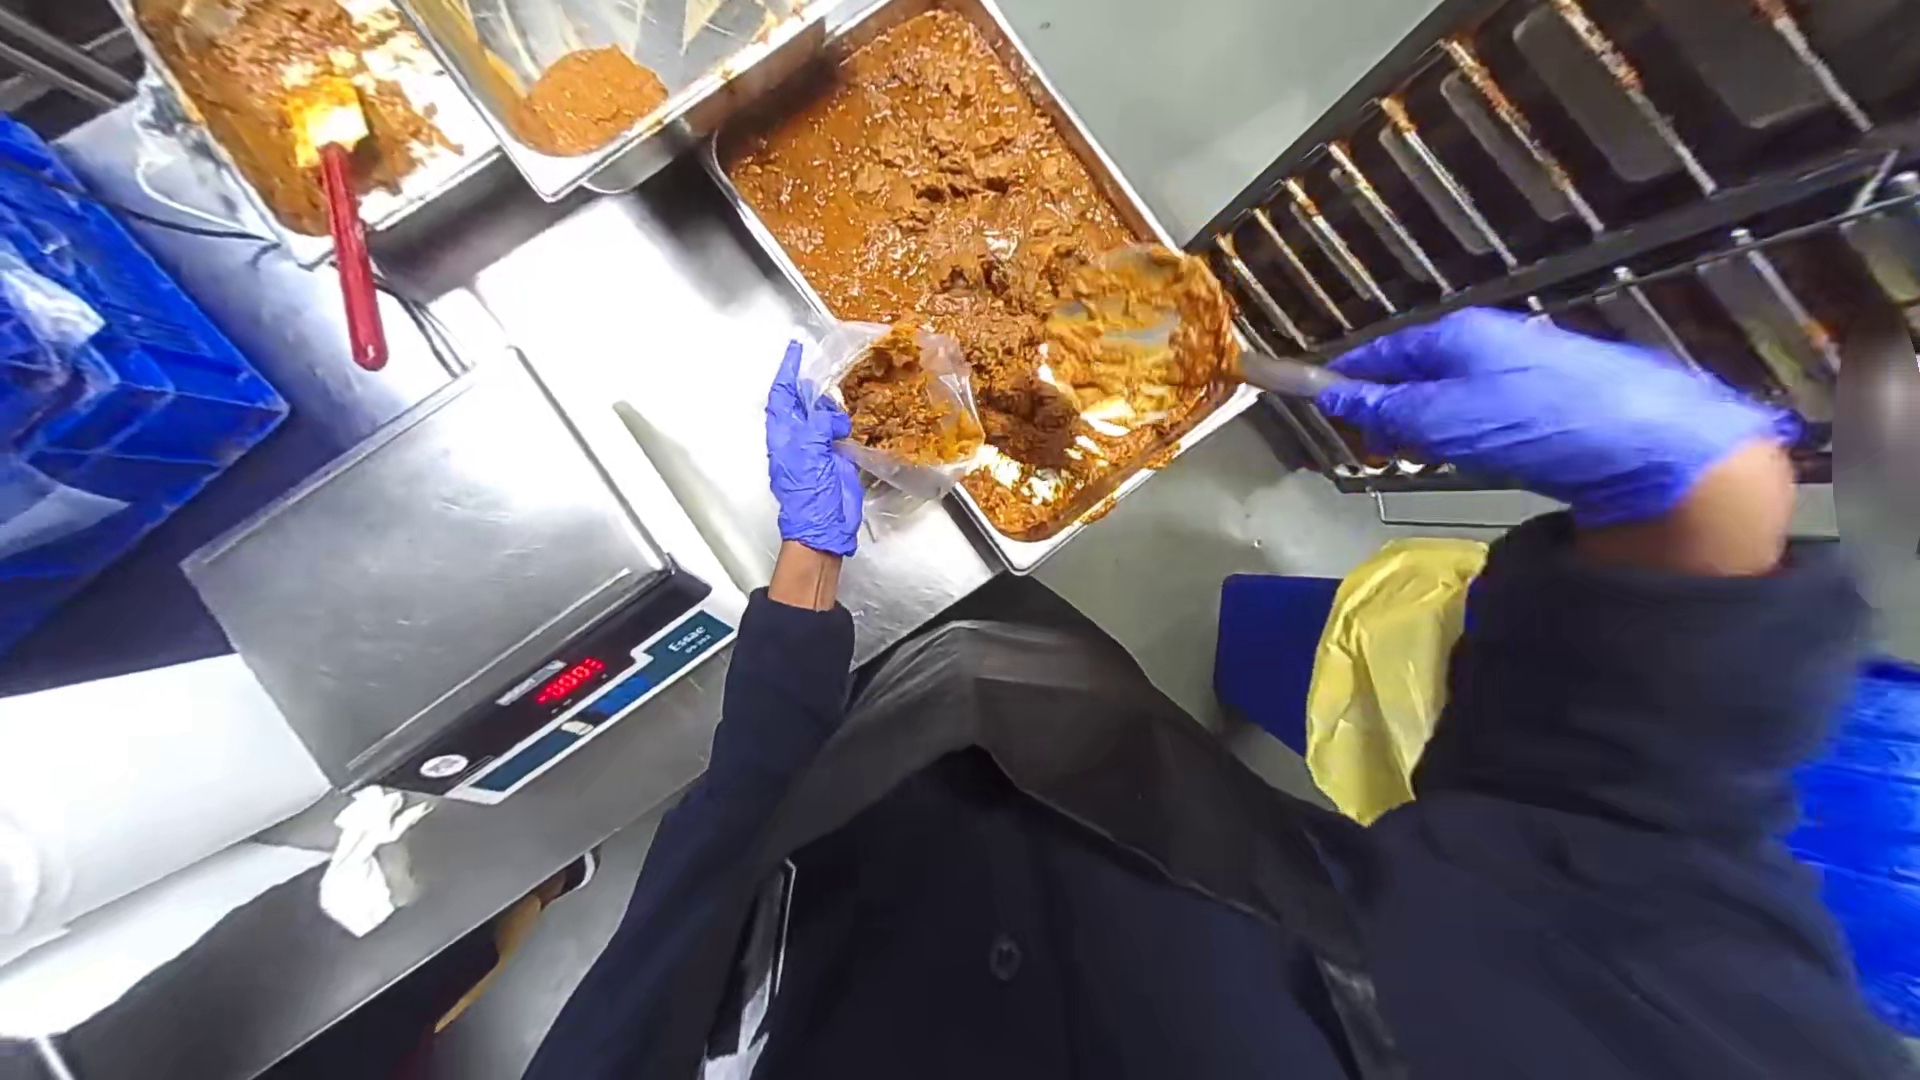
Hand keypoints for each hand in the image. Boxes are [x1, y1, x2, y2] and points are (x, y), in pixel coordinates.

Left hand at [766, 340, 862, 556]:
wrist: (825, 525)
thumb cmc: (808, 494)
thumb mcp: (808, 452)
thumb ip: (819, 426)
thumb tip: (833, 417)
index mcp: (784, 435)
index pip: (782, 396)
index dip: (788, 372)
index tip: (796, 350)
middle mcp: (800, 439)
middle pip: (803, 404)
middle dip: (811, 385)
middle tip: (825, 367)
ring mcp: (819, 449)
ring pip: (824, 417)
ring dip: (832, 404)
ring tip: (842, 393)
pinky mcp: (839, 459)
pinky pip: (842, 434)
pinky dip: (848, 423)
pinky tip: (854, 417)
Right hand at [1316, 308, 1798, 525]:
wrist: (1646, 445)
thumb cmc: (1524, 422)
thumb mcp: (1434, 418)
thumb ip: (1377, 407)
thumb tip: (1329, 395)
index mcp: (1452, 334)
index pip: (1379, 350)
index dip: (1346, 376)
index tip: (1320, 402)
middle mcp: (1485, 338)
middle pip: (1410, 370)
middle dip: (1382, 406)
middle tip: (1370, 445)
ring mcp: (1520, 362)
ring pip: (1443, 389)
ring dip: (1416, 421)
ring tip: (1411, 453)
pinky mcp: (1547, 389)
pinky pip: (1477, 402)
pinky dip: (1453, 425)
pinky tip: (1461, 449)